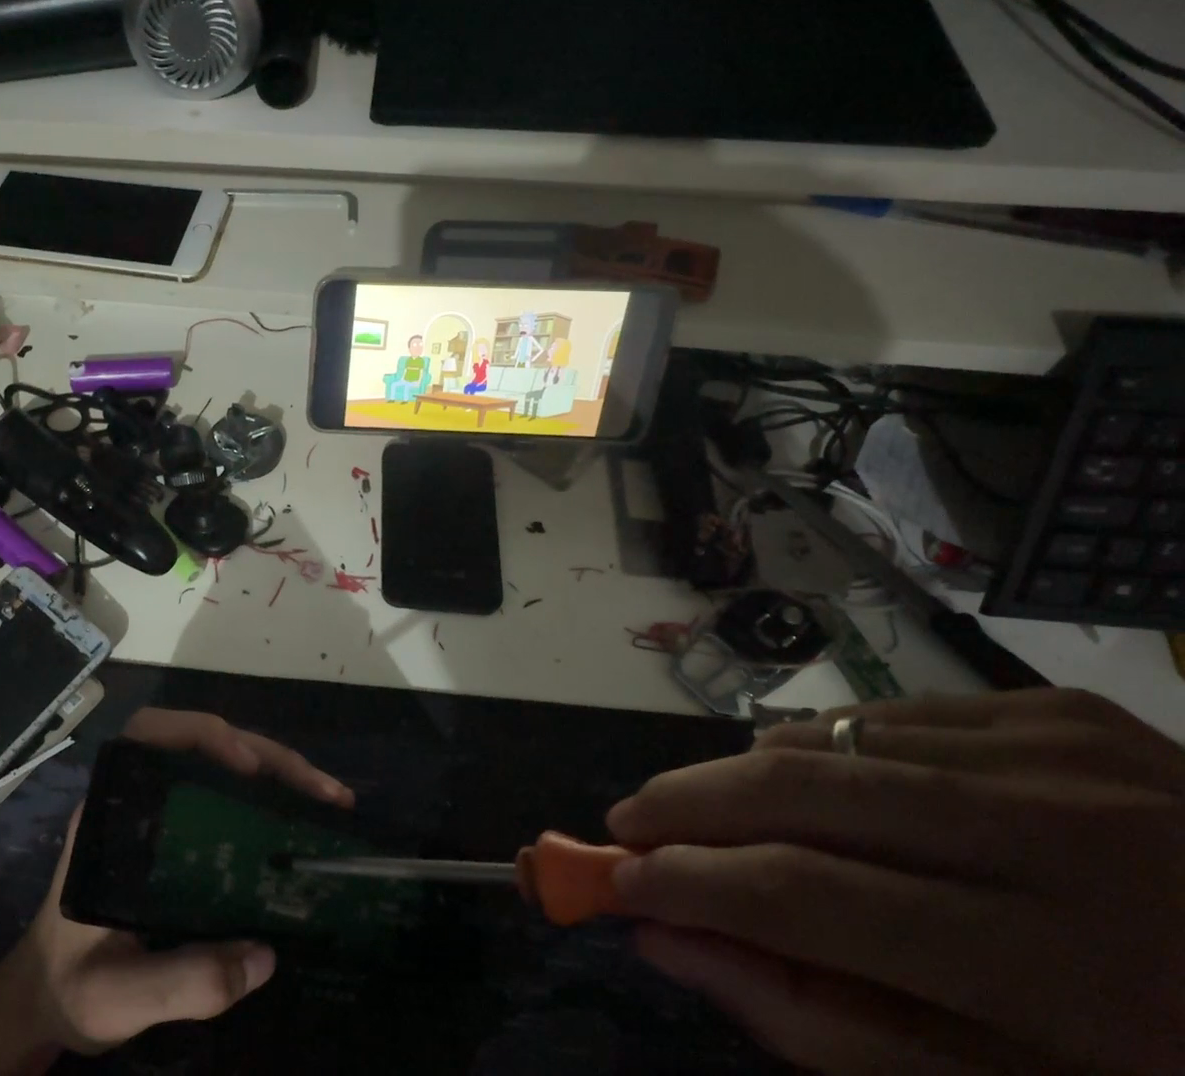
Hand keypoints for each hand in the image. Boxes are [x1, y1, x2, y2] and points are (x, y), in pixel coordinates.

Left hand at [23, 707, 353, 1054]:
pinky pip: (231, 800)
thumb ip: (182, 982)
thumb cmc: (71, 987)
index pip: (149, 738)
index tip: (248, 767)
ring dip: (278, 773)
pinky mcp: (184, 840)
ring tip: (330, 798)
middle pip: (202, 745)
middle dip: (267, 757)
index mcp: (111, 817)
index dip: (202, 736)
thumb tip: (264, 955)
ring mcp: (163, 817)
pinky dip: (272, 802)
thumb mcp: (119, 996)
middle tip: (322, 791)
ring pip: (223, 768)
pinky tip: (306, 821)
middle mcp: (137, 802)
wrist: (50, 1002)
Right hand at [605, 689, 1184, 1074]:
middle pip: (803, 792)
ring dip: (741, 773)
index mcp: (1072, 972)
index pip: (808, 897)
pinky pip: (887, 714)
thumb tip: (666, 937)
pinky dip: (821, 745)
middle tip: (627, 823)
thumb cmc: (1150, 1066)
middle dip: (685, 803)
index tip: (618, 882)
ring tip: (704, 806)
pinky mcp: (1063, 710)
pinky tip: (809, 781)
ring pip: (833, 739)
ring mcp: (1065, 754)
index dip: (689, 884)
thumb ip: (814, 1018)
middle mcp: (1067, 838)